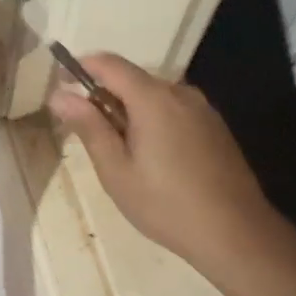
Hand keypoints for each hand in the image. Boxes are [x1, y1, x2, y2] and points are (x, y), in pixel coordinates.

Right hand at [49, 54, 273, 267]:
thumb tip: (60, 95)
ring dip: (130, 111)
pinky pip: (175, 111)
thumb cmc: (166, 204)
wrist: (235, 231)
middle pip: (133, 79)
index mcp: (153, 98)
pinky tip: (153, 159)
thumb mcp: (116, 170)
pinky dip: (154, 121)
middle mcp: (180, 93)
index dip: (81, 67)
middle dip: (105, 96)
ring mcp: (203, 109)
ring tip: (119, 152)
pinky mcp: (215, 127)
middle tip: (86, 133)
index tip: (60, 85)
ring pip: (155, 97)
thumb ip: (89, 127)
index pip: (110, 63)